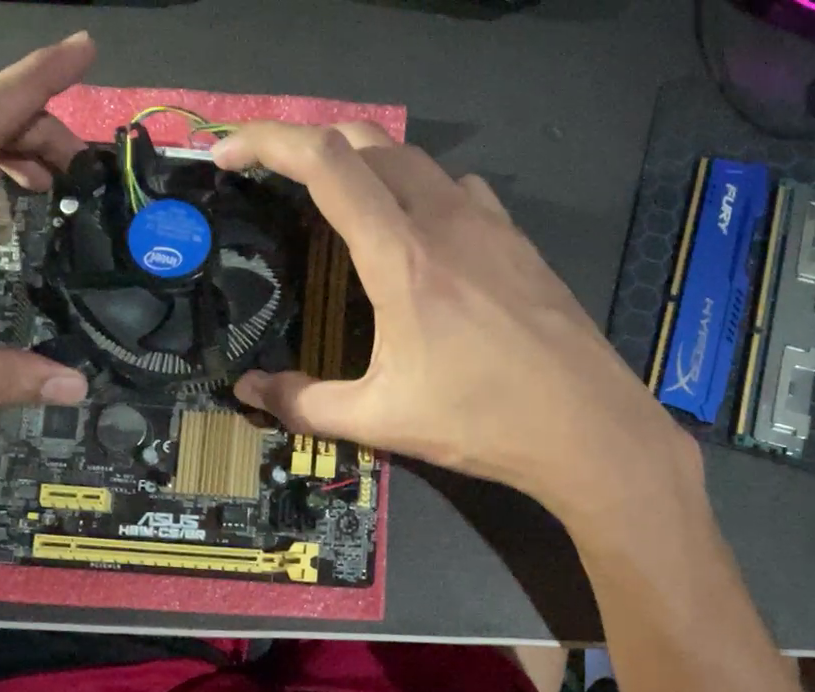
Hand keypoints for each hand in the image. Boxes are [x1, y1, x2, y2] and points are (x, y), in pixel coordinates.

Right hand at [214, 122, 693, 503]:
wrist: (586, 427)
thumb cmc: (481, 422)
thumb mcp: (381, 419)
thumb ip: (305, 403)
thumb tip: (248, 392)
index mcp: (403, 257)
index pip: (325, 162)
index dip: (266, 141)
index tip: (228, 156)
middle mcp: (446, 220)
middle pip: (367, 142)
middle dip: (311, 146)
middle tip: (277, 182)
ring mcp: (490, 224)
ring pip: (416, 161)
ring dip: (367, 166)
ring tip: (343, 208)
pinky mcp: (519, 241)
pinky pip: (458, 189)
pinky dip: (419, 191)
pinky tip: (419, 237)